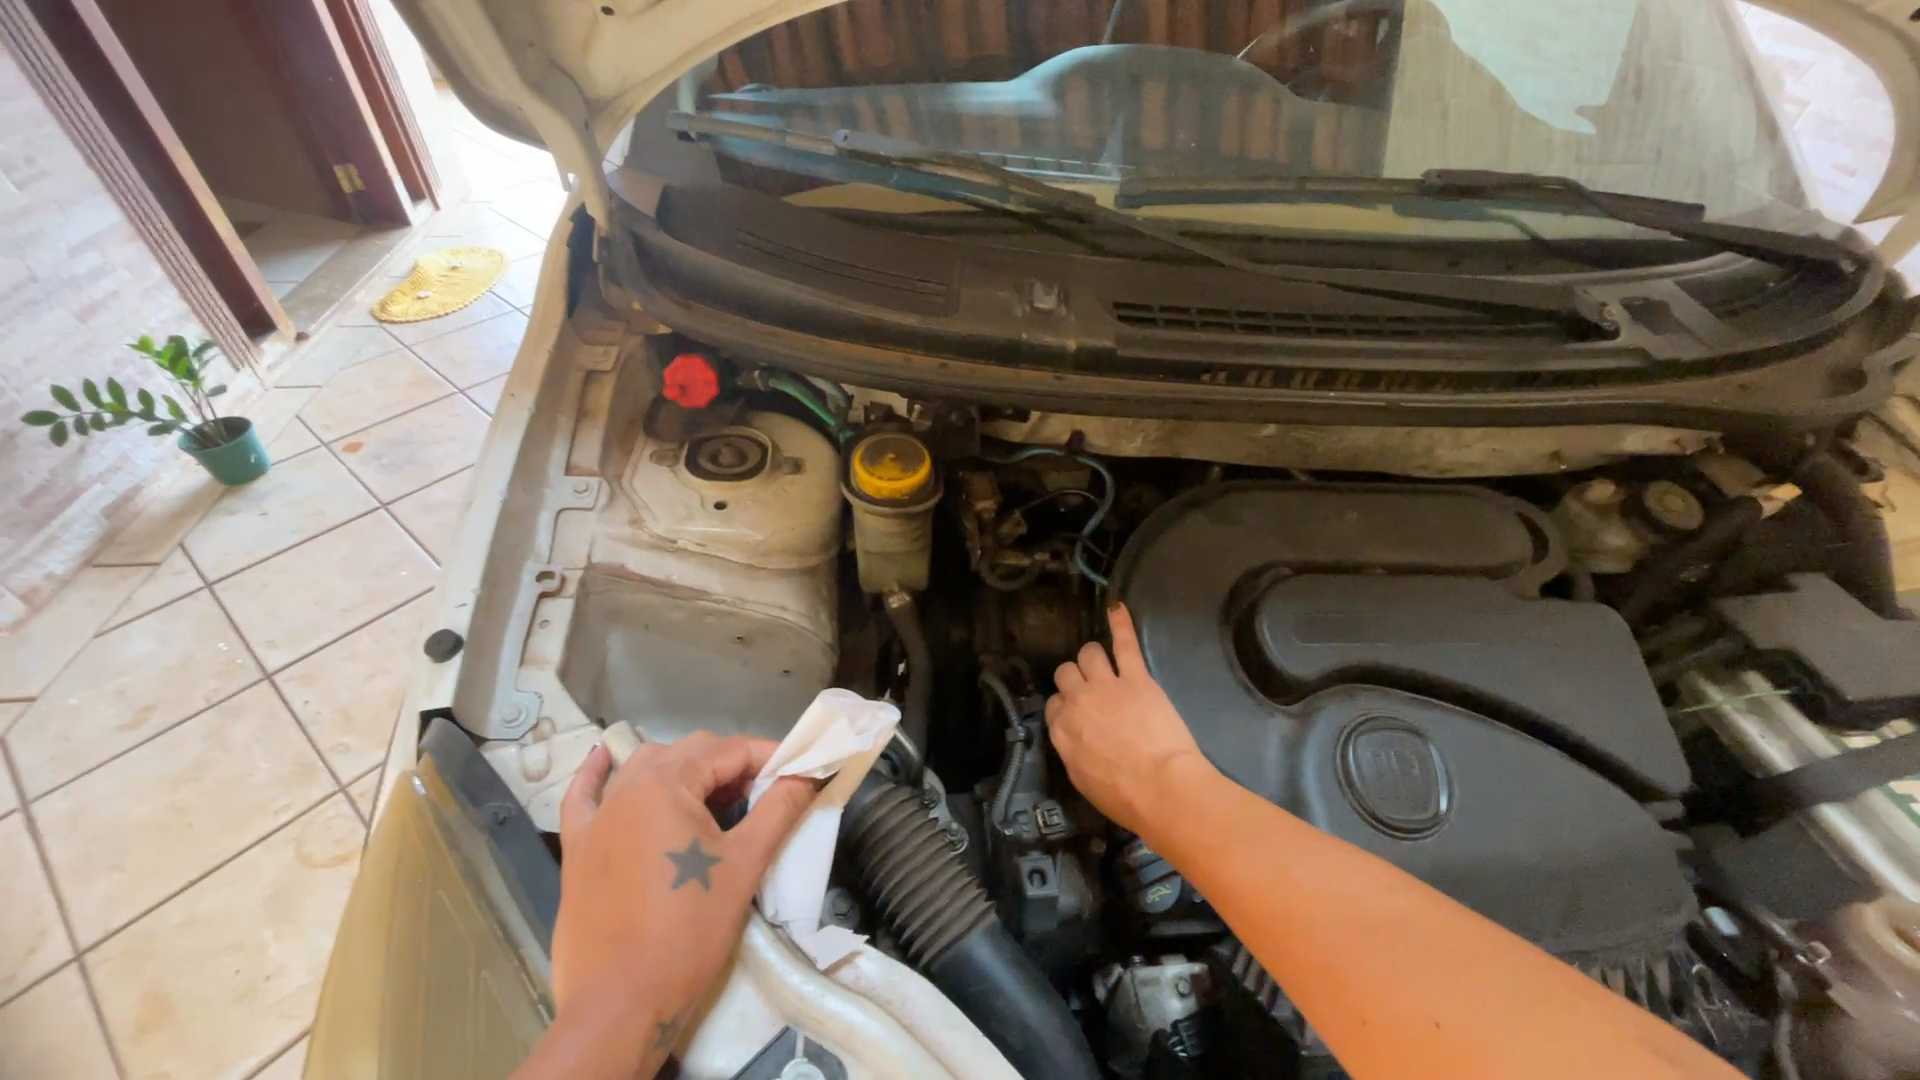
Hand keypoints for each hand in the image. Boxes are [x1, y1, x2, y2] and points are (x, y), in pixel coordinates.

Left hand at [547, 733, 815, 1073]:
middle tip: (766, 795)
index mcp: (667, 784)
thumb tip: (809, 773)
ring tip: (717, 799)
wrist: (620, 1004)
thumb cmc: (688, 930)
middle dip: (732, 765)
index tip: (799, 772)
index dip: (769, 756)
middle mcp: (628, 788)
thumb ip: (780, 808)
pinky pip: (584, 796)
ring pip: (644, 766)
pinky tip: (603, 758)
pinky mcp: (578, 848)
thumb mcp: (745, 864)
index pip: (729, 750)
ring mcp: (597, 818)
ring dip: (684, 769)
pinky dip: (597, 775)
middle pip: (690, 753)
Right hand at [1046, 603, 1213, 839]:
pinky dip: (1121, 624)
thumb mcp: (1082, 780)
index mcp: (1061, 730)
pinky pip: (1124, 643)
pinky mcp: (1137, 678)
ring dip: (1094, 658)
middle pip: (1066, 673)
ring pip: (1089, 654)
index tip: (1078, 714)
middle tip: (1091, 689)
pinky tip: (1117, 608)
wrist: (1161, 789)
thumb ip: (1072, 749)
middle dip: (1076, 678)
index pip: (1054, 704)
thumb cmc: (1125, 797)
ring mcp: (1106, 685)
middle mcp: (1077, 701)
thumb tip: (1074, 736)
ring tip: (1105, 663)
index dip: (1066, 706)